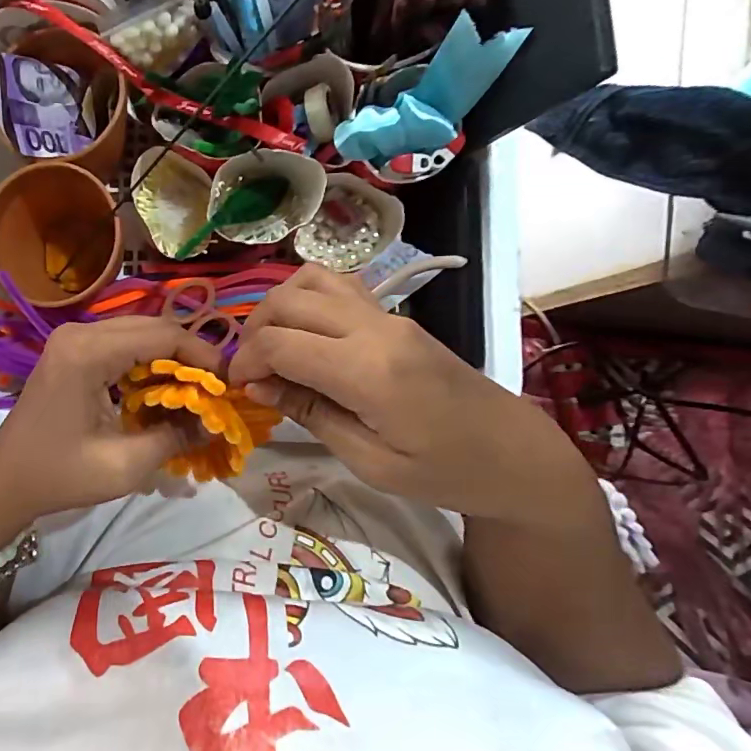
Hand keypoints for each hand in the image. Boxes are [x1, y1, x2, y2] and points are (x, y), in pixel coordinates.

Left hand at [0, 317, 224, 548]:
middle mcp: (80, 333)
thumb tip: (212, 422)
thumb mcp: (125, 465)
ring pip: (139, 333)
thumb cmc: (59, 476)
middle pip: (152, 327)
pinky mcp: (71, 351)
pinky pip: (121, 345)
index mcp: (88, 353)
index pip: (163, 335)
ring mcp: (72, 339)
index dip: (201, 356)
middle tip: (214, 388)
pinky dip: (147, 363)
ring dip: (169, 358)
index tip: (226, 383)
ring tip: (193, 391)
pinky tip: (160, 390)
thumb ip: (174, 437)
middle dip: (188, 355)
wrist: (3, 485)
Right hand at [227, 266, 597, 518]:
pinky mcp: (396, 315)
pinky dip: (308, 298)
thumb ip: (311, 413)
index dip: (246, 361)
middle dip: (254, 331)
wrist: (513, 452)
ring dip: (279, 307)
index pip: (281, 343)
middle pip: (289, 300)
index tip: (237, 387)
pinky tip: (306, 334)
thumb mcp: (370, 461)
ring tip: (273, 347)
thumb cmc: (444, 472)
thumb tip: (259, 383)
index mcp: (369, 371)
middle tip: (250, 371)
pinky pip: (339, 285)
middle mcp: (376, 328)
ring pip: (312, 279)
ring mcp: (389, 315)